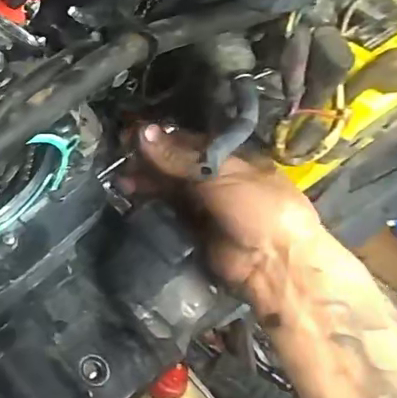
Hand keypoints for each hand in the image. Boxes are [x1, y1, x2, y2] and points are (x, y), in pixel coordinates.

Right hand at [125, 123, 326, 288]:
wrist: (274, 265)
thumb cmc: (259, 208)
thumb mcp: (223, 175)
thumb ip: (180, 157)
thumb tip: (144, 133)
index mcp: (232, 159)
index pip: (190, 142)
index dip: (163, 138)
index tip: (134, 135)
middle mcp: (216, 178)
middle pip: (176, 164)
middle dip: (149, 160)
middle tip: (122, 157)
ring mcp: (203, 204)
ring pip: (168, 186)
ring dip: (145, 180)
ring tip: (123, 180)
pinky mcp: (191, 227)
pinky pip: (166, 209)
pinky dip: (149, 202)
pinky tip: (130, 196)